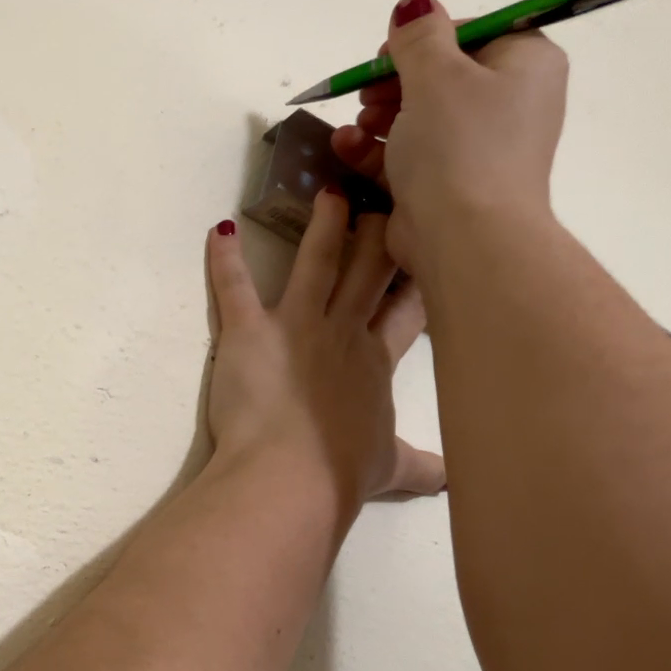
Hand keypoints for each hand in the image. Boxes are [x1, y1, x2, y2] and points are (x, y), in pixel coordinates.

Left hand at [206, 194, 443, 509]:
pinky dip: (222, 260)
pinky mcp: (249, 332)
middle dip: (381, 231)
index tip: (433, 248)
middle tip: (386, 197)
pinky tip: (217, 231)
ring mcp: (297, 326)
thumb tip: (453, 478)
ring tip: (328, 192)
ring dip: (323, 225)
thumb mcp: (390, 468)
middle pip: (371, 268)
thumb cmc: (338, 474)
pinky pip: (234, 288)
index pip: (408, 305)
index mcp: (378, 361)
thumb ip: (422, 467)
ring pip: (317, 262)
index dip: (421, 275)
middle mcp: (344, 332)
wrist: (290, 475)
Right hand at [329, 0, 569, 276]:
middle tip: (363, 94)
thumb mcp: (436, 79)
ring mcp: (474, 146)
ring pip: (415, 119)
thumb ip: (420, 38)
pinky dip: (373, 150)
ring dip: (375, 119)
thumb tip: (413, 5)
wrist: (465, 234)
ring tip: (351, 126)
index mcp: (524, 64)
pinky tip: (345, 147)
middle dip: (392, 85)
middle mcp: (506, 102)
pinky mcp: (443, 182)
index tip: (381, 59)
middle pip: (438, 78)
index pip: (471, 34)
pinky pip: (404, 155)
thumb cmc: (458, 147)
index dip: (422, 42)